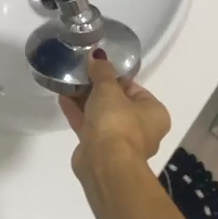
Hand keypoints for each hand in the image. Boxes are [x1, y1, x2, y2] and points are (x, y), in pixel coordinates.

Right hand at [58, 51, 171, 173]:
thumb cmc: (116, 122)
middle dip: (97, 89)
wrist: (104, 163)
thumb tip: (96, 56)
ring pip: (102, 115)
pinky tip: (63, 98)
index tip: (97, 68)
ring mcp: (120, 141)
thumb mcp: (109, 90)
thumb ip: (102, 71)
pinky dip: (78, 113)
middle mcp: (142, 128)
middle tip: (80, 74)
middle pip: (117, 102)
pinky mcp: (101, 149)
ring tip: (68, 83)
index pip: (134, 88)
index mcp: (154, 113)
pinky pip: (90, 126)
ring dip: (85, 100)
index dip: (115, 77)